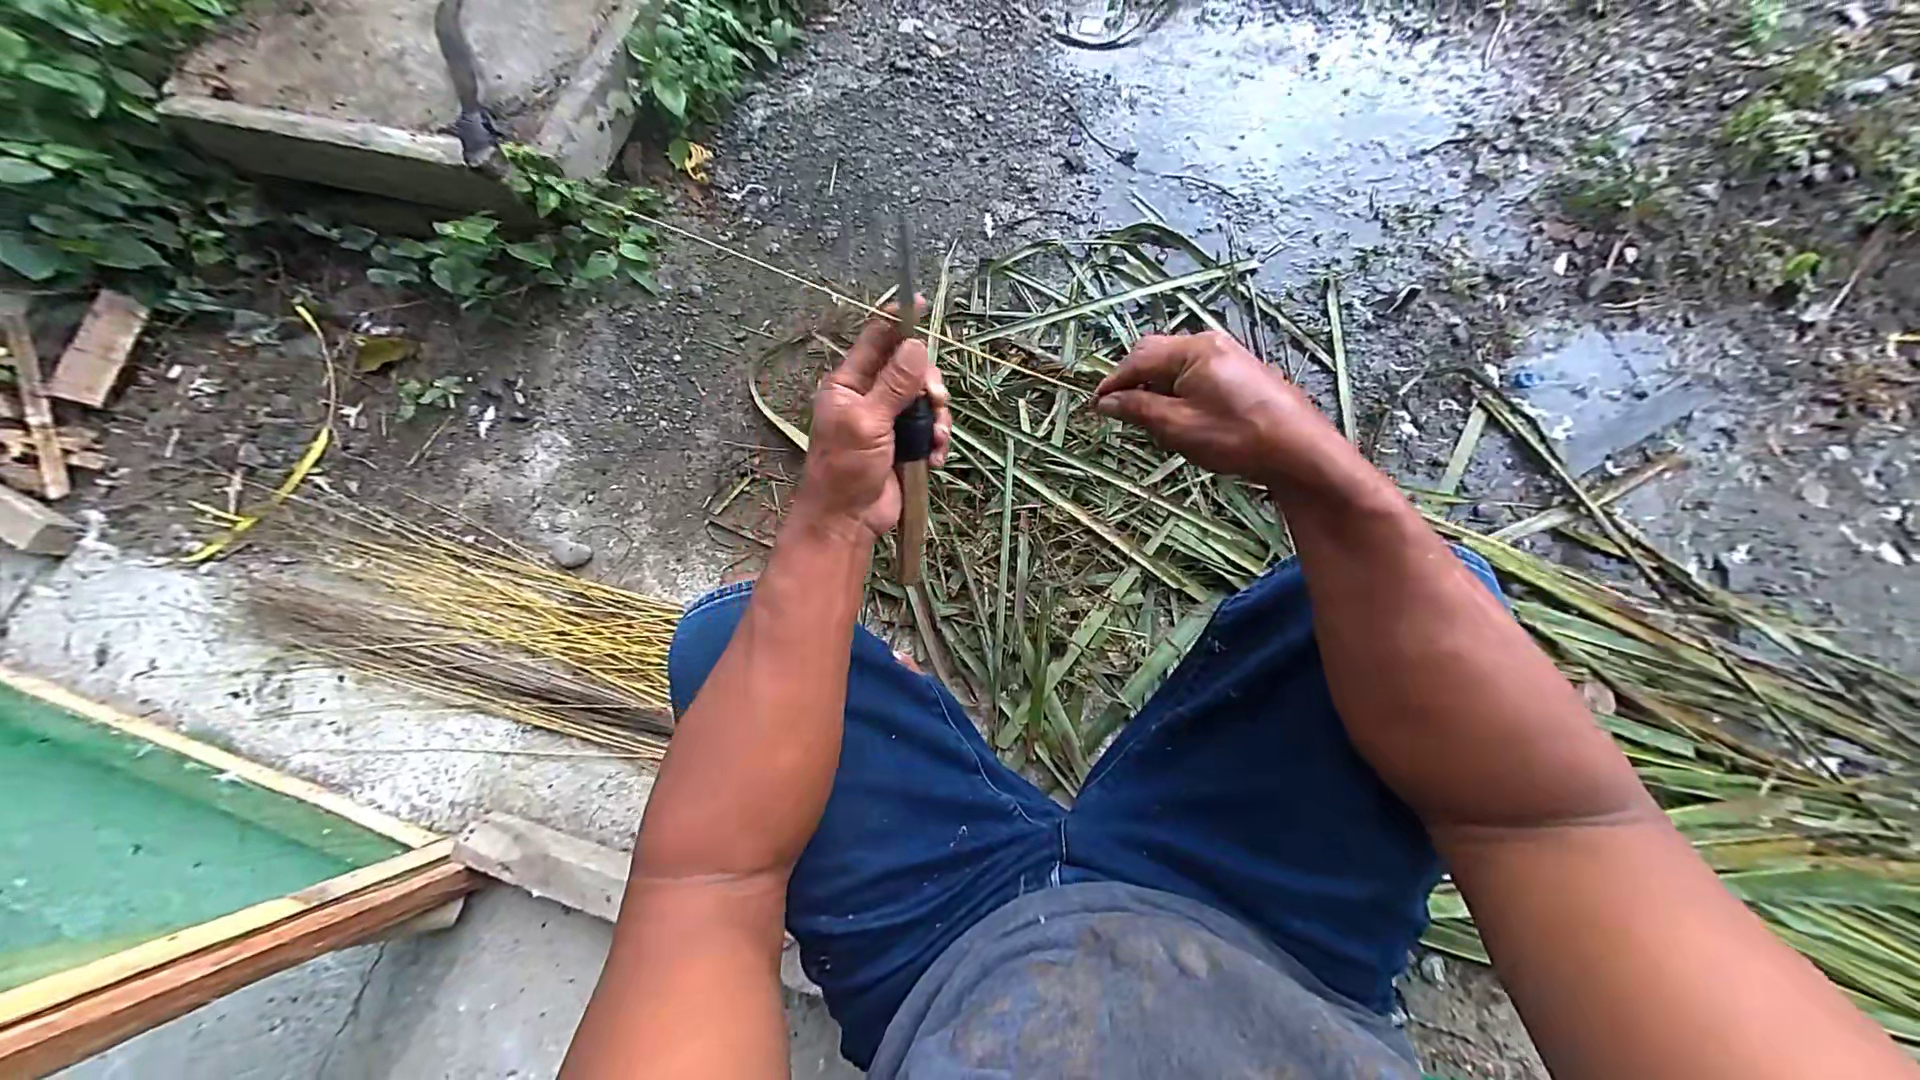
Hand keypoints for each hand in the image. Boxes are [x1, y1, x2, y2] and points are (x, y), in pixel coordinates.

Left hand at [792, 308, 951, 539]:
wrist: (848, 519)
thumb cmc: (845, 469)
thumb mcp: (867, 422)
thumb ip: (893, 384)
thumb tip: (916, 346)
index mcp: (848, 383)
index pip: (875, 341)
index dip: (898, 322)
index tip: (919, 305)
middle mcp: (868, 396)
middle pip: (910, 369)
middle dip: (928, 385)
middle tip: (935, 402)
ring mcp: (888, 421)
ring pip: (924, 401)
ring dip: (936, 418)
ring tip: (935, 440)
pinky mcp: (903, 444)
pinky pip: (929, 429)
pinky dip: (936, 441)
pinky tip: (934, 458)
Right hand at [1093, 331, 1352, 489]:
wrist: (1300, 450)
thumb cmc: (1237, 437)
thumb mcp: (1177, 427)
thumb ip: (1137, 409)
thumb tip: (1106, 401)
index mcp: (1192, 350)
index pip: (1137, 359)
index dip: (1112, 383)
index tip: (1095, 406)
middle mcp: (1210, 342)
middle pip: (1154, 353)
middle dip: (1132, 381)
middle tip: (1119, 412)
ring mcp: (1227, 354)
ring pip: (1174, 364)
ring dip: (1154, 386)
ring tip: (1150, 419)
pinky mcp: (1239, 370)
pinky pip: (1194, 371)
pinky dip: (1176, 389)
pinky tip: (1180, 415)